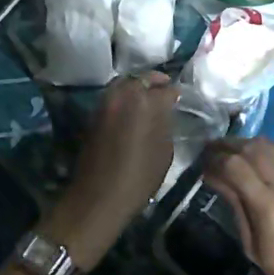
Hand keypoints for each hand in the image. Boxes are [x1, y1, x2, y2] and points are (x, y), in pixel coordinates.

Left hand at [43, 73, 178, 266]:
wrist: (99, 195)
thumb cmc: (139, 177)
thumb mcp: (164, 152)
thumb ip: (165, 125)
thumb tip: (164, 113)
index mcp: (145, 103)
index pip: (166, 89)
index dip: (175, 93)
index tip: (180, 98)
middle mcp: (123, 95)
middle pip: (141, 78)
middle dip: (154, 81)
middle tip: (164, 89)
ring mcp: (105, 103)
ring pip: (123, 83)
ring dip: (136, 86)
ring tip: (147, 97)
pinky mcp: (94, 114)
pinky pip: (112, 96)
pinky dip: (123, 96)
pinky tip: (132, 109)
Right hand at [204, 138, 273, 274]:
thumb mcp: (256, 249)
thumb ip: (238, 209)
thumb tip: (218, 181)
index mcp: (269, 205)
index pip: (235, 166)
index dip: (214, 161)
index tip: (201, 167)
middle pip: (250, 148)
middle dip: (225, 146)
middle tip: (208, 153)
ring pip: (267, 145)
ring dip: (243, 144)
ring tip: (227, 154)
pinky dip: (260, 151)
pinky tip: (250, 162)